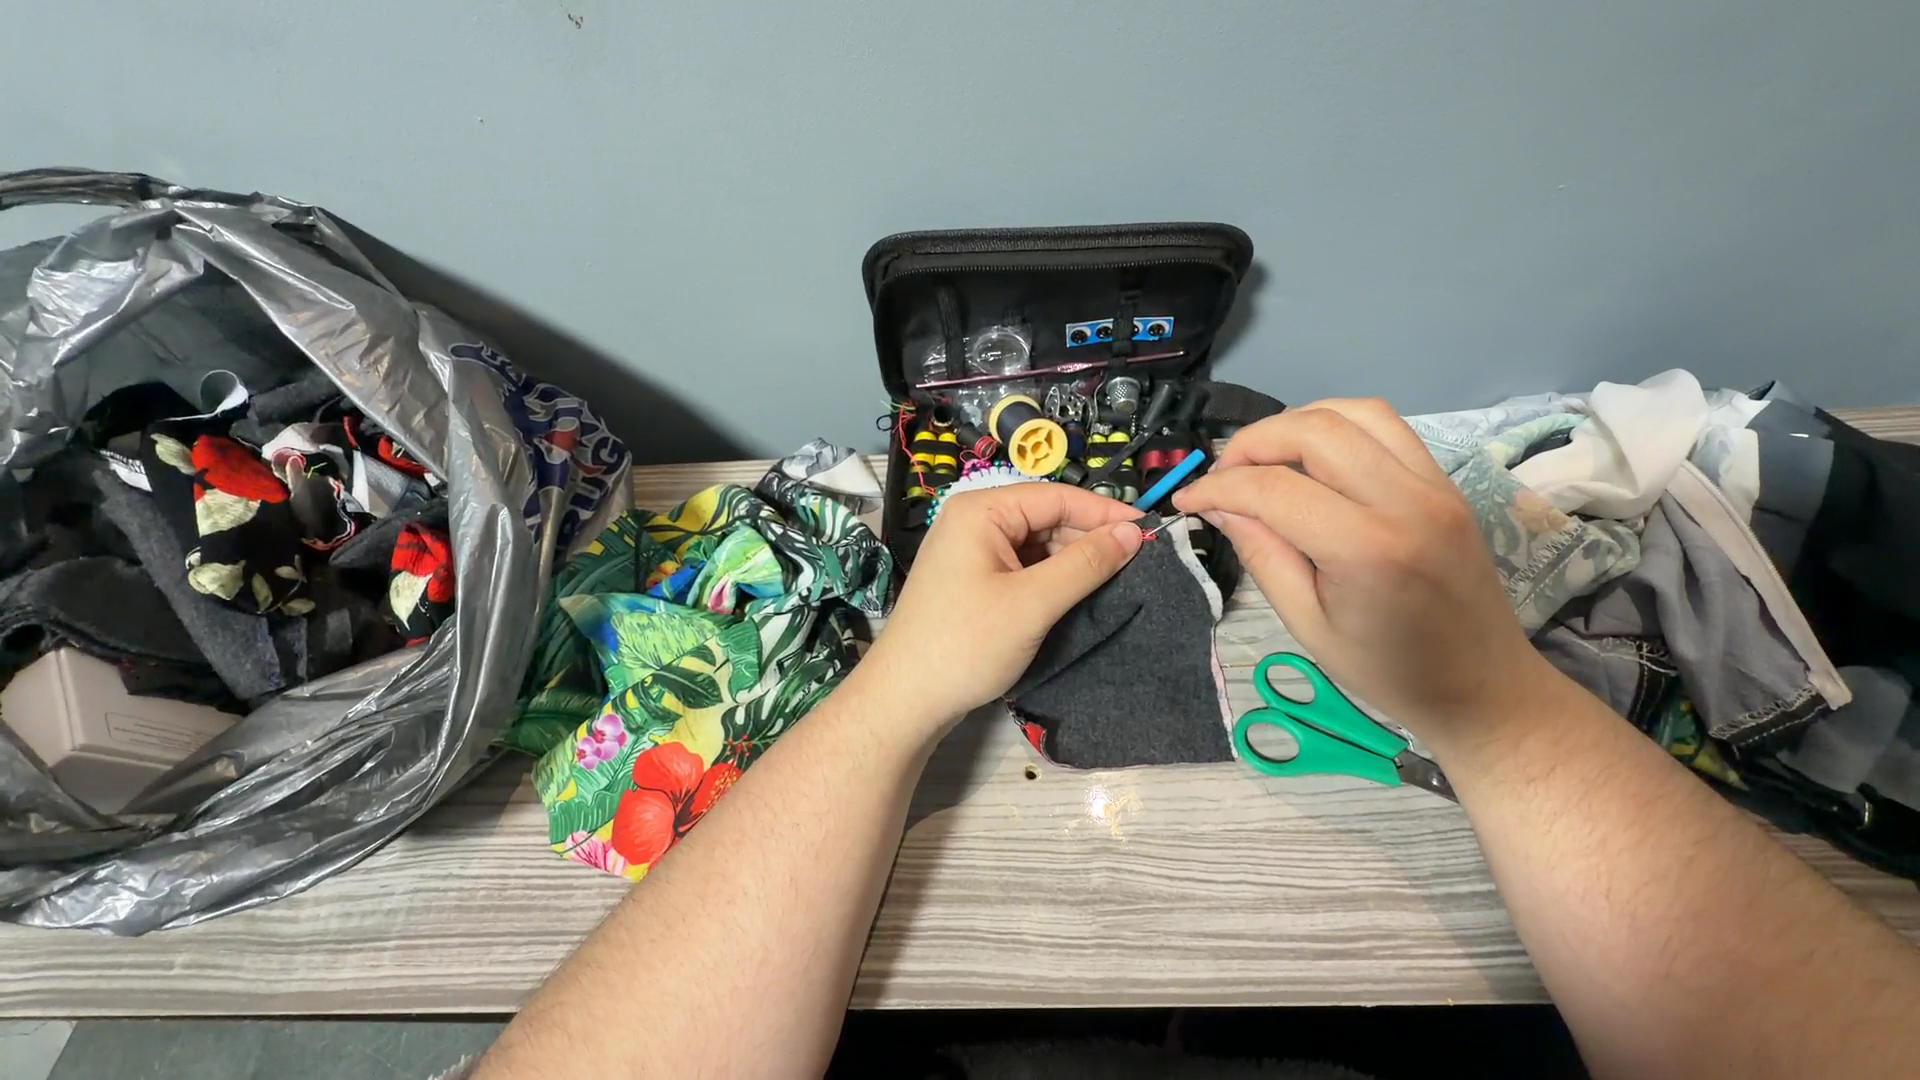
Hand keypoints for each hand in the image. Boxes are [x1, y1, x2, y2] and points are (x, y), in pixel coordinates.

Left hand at [856, 483, 1143, 738]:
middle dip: (1090, 538)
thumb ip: (1085, 564)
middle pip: (1046, 518)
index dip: (1105, 513)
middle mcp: (974, 522)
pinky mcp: (974, 581)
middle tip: (1139, 562)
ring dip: (1074, 561)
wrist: (906, 698)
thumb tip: (1134, 532)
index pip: (1055, 497)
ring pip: (1037, 545)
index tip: (1152, 531)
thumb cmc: (966, 644)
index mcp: (981, 511)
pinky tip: (1079, 594)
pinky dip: (1052, 578)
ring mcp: (971, 552)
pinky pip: (1023, 567)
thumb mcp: (1032, 603)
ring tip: (1117, 580)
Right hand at [1172, 399, 1550, 747]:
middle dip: (1252, 443)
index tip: (1187, 500)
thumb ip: (1262, 555)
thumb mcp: (1306, 625)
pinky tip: (1311, 458)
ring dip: (1294, 424)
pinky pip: (1385, 427)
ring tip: (1263, 459)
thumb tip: (1220, 506)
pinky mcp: (1444, 482)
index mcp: (1367, 549)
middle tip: (1223, 476)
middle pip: (1313, 430)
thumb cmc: (1388, 671)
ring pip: (1352, 413)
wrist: (1483, 686)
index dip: (1218, 487)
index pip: (1273, 488)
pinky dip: (1335, 427)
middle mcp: (1405, 502)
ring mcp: (1434, 485)